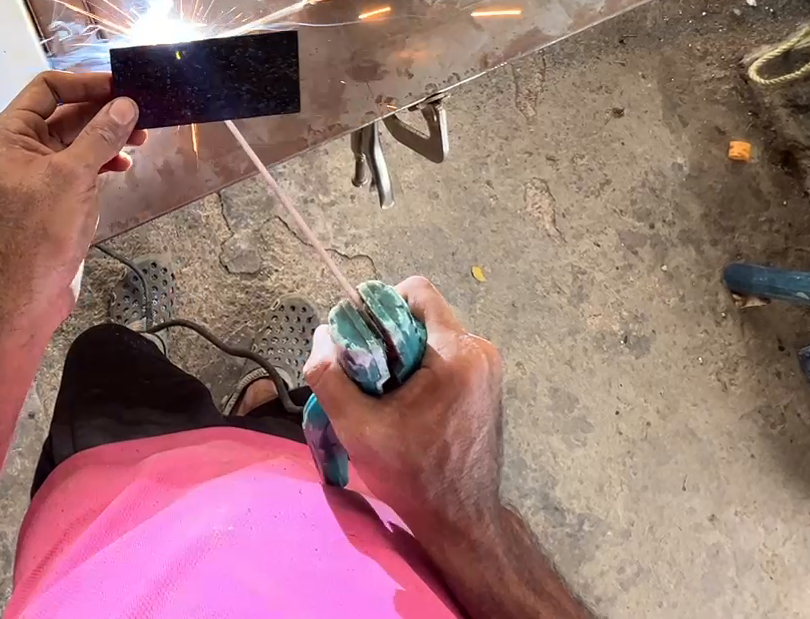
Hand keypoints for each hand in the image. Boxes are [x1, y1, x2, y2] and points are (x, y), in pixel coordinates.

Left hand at [0, 71, 144, 329]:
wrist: (25, 296)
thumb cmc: (40, 232)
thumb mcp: (72, 176)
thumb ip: (100, 135)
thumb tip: (126, 103)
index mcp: (12, 134)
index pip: (48, 88)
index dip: (84, 83)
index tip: (121, 87)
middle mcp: (22, 148)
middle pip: (67, 113)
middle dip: (104, 111)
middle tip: (143, 113)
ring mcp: (38, 173)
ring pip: (78, 140)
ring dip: (108, 135)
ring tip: (142, 139)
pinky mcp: (54, 196)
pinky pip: (81, 166)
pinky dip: (103, 161)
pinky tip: (124, 165)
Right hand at [302, 276, 503, 535]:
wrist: (461, 521)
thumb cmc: (412, 475)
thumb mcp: (356, 426)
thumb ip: (328, 375)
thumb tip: (321, 335)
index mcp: (457, 354)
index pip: (416, 290)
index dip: (379, 305)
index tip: (361, 340)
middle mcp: (480, 350)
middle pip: (420, 310)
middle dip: (387, 331)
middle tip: (368, 371)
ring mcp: (488, 366)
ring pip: (429, 330)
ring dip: (401, 348)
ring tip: (386, 389)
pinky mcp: (486, 381)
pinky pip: (443, 349)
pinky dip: (419, 363)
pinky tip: (407, 399)